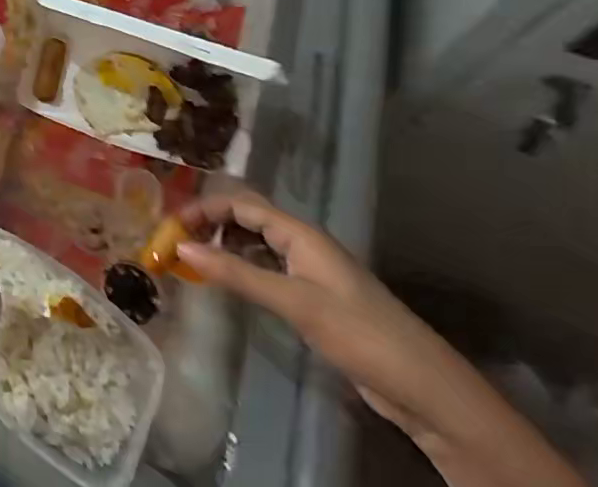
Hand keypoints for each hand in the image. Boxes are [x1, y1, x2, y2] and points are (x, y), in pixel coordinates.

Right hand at [176, 192, 583, 486]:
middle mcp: (303, 246)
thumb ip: (235, 273)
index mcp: (302, 235)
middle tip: (171, 238)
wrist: (428, 392)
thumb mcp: (293, 302)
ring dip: (220, 244)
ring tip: (188, 257)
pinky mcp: (312, 297)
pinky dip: (237, 267)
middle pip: (246, 219)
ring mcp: (309, 272)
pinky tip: (222, 281)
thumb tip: (178, 244)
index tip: (169, 224)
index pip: (241, 205)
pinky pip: (264, 268)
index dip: (203, 208)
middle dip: (207, 222)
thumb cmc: (361, 334)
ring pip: (254, 244)